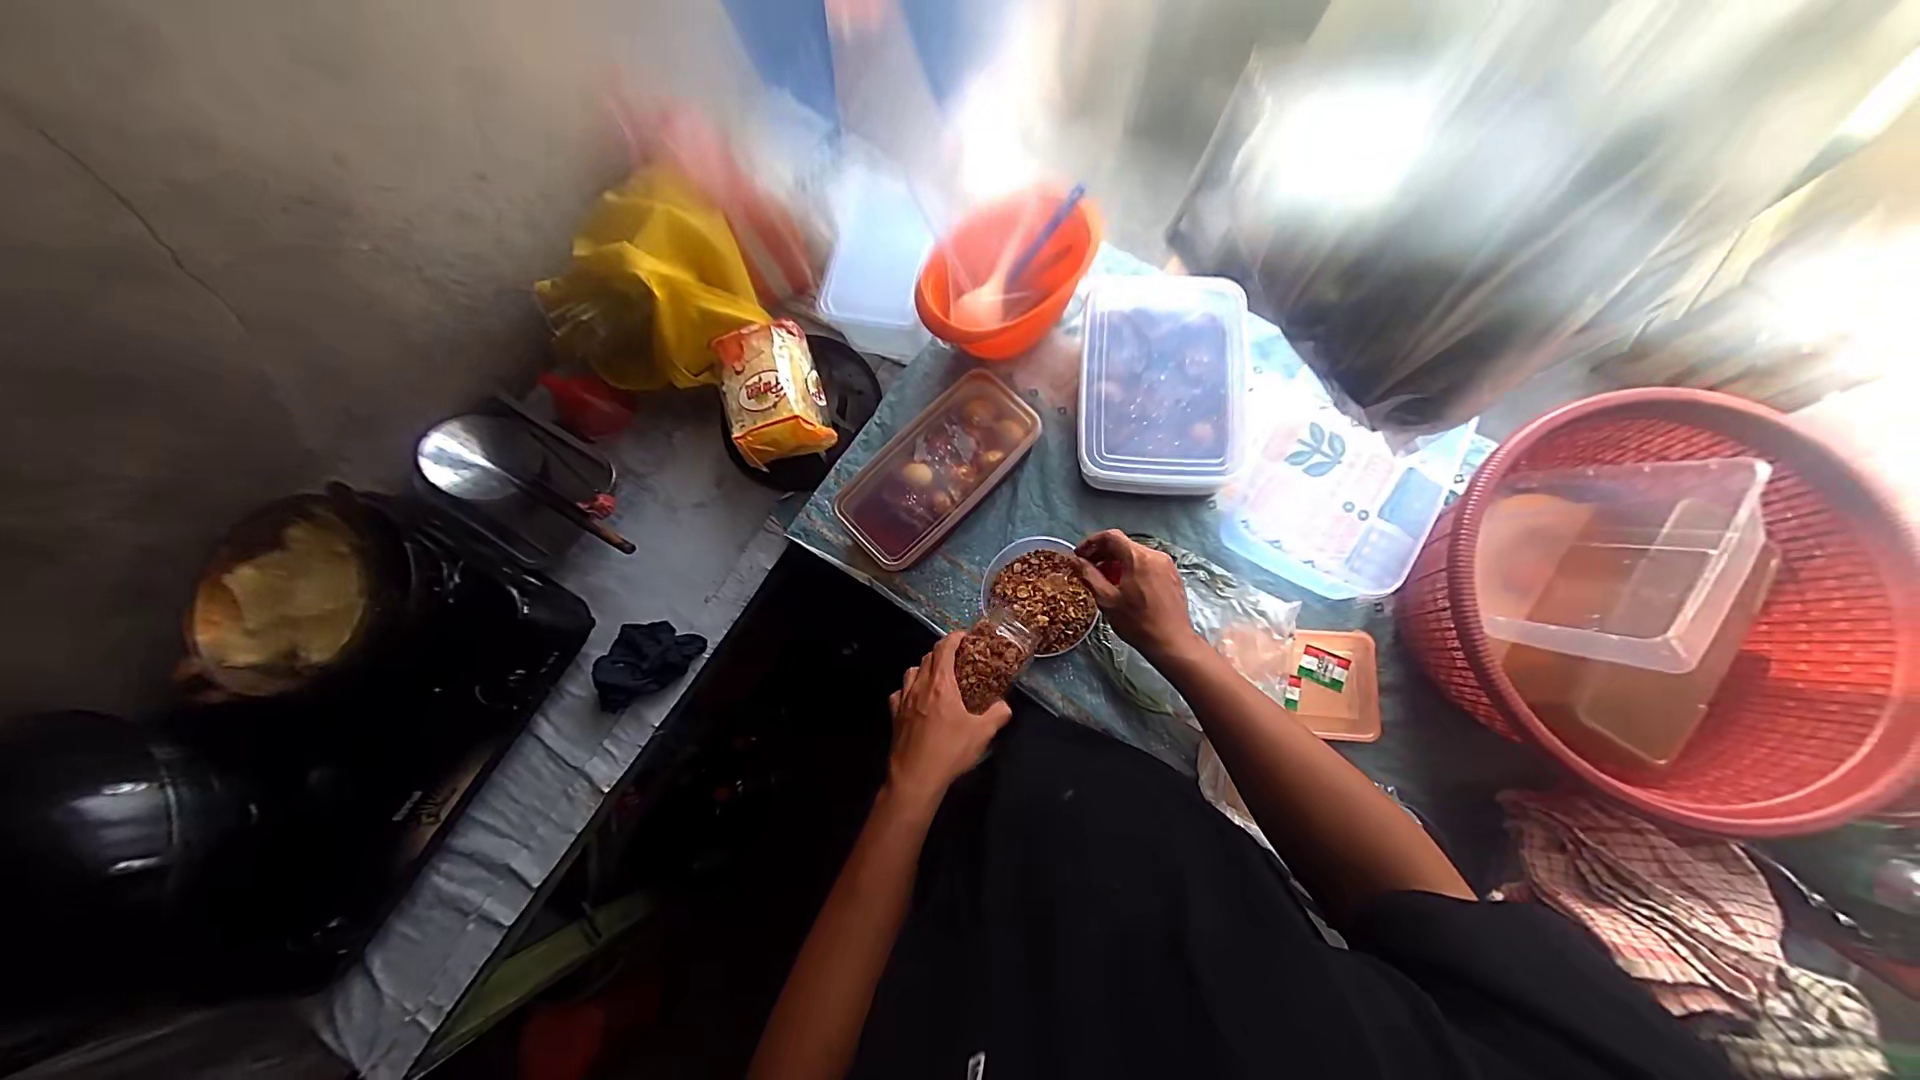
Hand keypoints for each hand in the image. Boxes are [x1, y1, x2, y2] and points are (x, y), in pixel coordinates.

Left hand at [887, 632, 1012, 801]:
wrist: (915, 777)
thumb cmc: (949, 751)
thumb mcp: (983, 733)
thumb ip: (998, 714)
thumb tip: (1004, 706)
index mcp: (941, 684)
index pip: (944, 649)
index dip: (954, 638)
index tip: (963, 636)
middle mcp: (920, 687)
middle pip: (927, 657)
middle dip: (941, 652)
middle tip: (956, 658)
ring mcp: (903, 700)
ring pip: (911, 672)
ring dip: (923, 669)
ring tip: (936, 678)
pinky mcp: (895, 716)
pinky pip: (899, 694)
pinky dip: (908, 691)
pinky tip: (915, 701)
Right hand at [1074, 530, 1196, 658]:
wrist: (1172, 642)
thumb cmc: (1137, 622)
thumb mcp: (1107, 599)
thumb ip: (1089, 575)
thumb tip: (1076, 561)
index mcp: (1138, 557)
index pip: (1111, 537)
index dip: (1091, 542)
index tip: (1080, 555)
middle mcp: (1155, 555)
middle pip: (1124, 544)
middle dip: (1103, 553)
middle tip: (1087, 567)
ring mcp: (1167, 565)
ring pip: (1136, 554)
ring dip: (1116, 562)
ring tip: (1104, 579)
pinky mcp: (1173, 576)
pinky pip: (1148, 564)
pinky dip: (1132, 569)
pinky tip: (1124, 586)